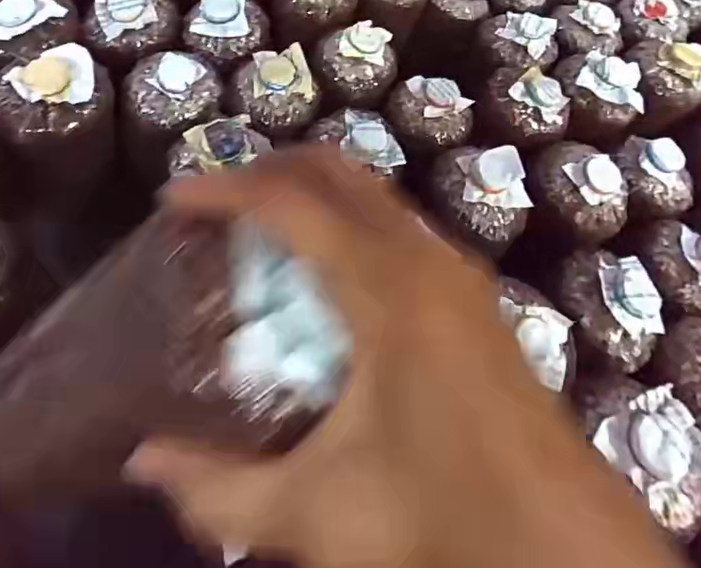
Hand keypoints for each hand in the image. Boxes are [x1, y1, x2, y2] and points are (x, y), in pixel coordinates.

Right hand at [127, 146, 684, 567]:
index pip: (294, 205)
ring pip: (374, 193)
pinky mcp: (470, 289)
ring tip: (258, 224)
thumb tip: (142, 461)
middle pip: (339, 174)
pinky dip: (349, 219)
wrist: (558, 535)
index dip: (228, 189)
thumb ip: (217, 487)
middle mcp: (425, 257)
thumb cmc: (438, 516)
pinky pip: (397, 223)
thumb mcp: (314, 511)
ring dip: (314, 192)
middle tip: (215, 200)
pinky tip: (324, 266)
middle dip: (272, 171)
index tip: (174, 197)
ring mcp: (456, 267)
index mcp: (386, 288)